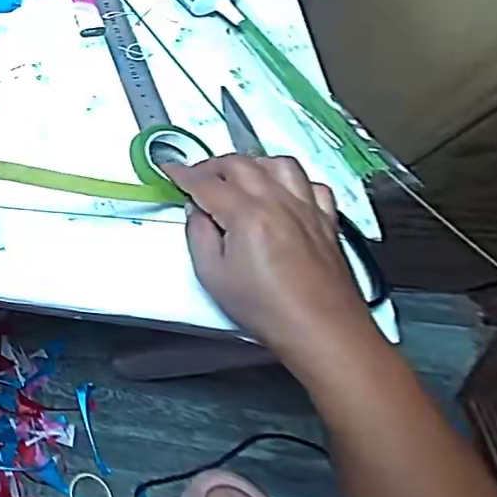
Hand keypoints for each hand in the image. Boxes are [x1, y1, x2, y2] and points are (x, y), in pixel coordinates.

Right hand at [163, 155, 375, 352]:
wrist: (323, 333)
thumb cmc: (267, 310)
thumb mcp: (213, 276)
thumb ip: (198, 235)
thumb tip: (196, 211)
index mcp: (247, 214)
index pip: (206, 182)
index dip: (183, 173)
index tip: (170, 169)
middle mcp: (278, 202)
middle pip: (240, 164)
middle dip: (212, 165)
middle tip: (197, 177)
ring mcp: (306, 208)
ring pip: (278, 164)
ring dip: (252, 163)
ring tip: (239, 176)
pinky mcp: (326, 220)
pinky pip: (311, 184)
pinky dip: (292, 180)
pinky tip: (281, 191)